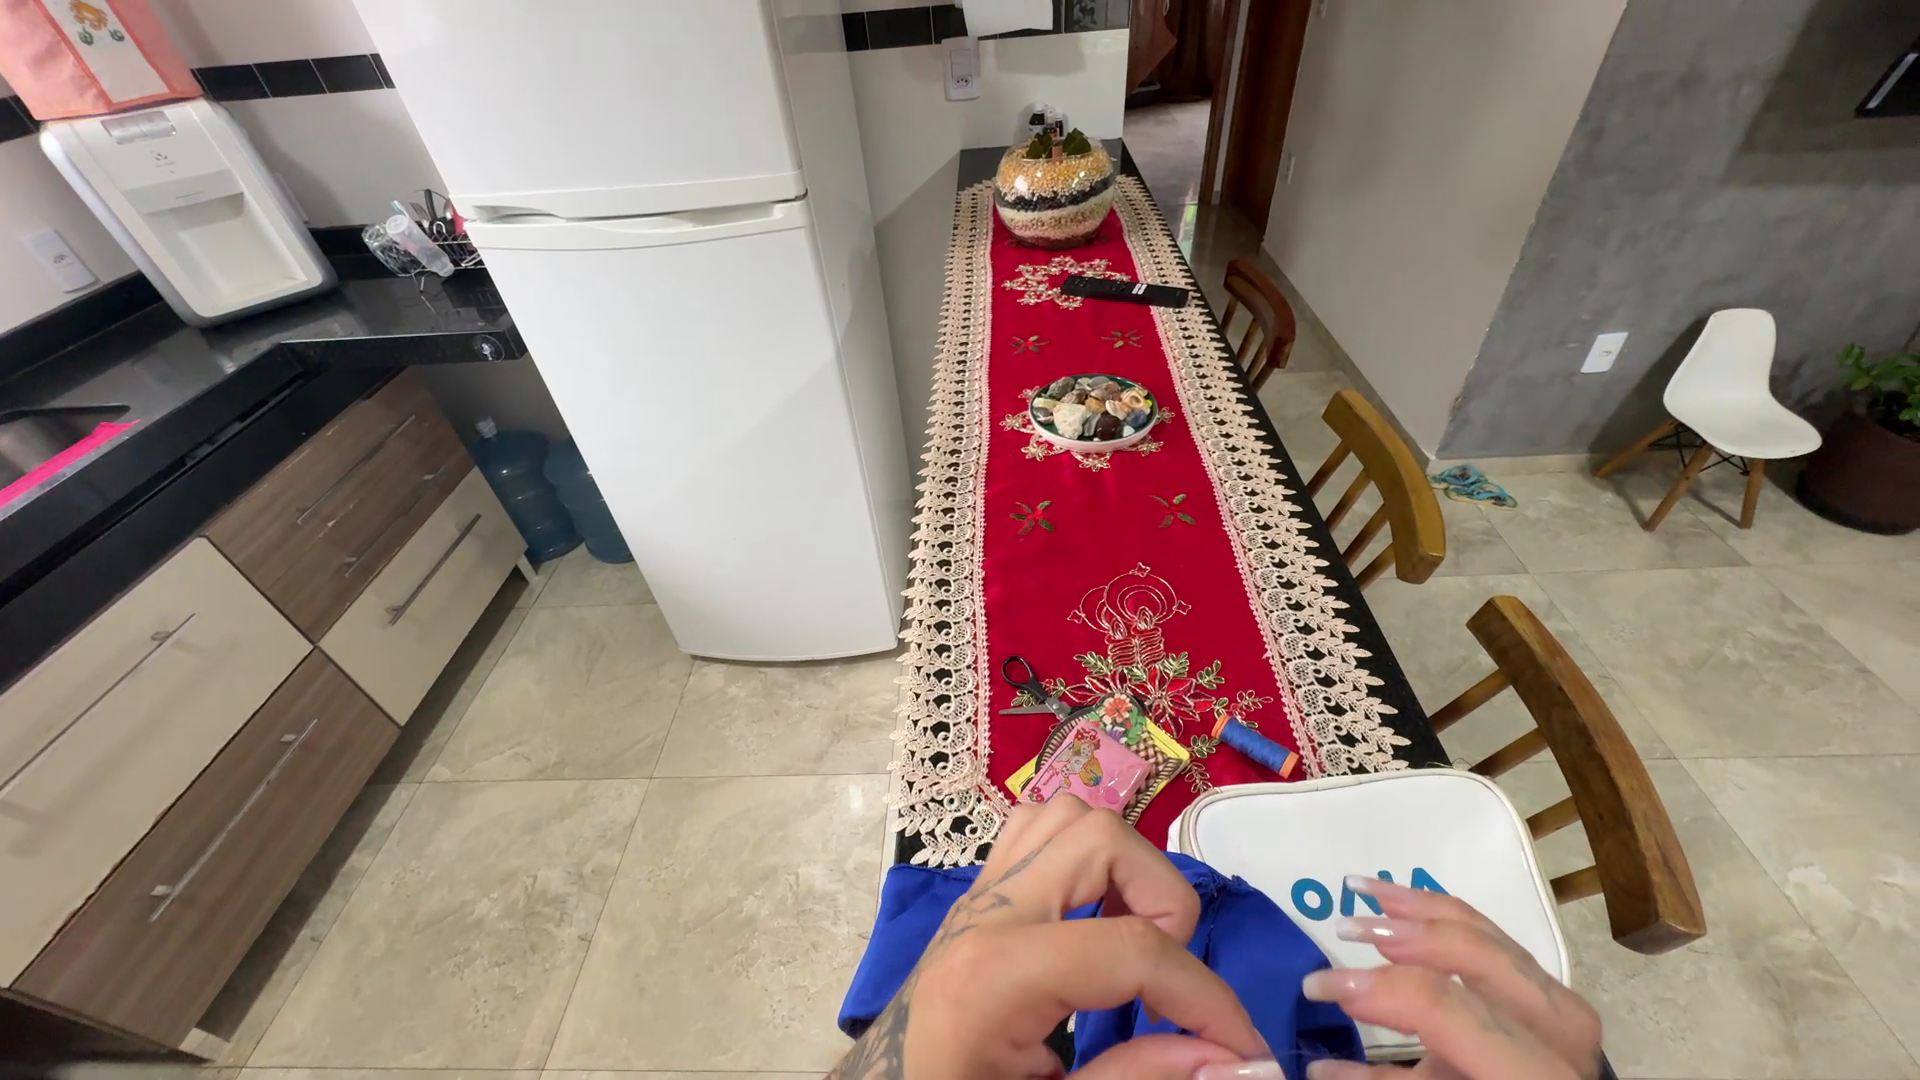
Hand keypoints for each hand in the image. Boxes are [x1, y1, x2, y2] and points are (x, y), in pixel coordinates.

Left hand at [829, 795, 1270, 1079]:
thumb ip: (1138, 1077)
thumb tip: (1232, 1059)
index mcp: (995, 975)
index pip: (1130, 947)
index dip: (1207, 997)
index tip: (1244, 1048)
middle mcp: (985, 910)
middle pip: (1098, 837)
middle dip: (1163, 898)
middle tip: (1172, 977)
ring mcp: (978, 891)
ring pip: (1066, 814)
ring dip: (1122, 864)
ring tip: (1136, 938)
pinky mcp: (980, 890)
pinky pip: (1038, 829)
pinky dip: (1084, 854)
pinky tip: (1096, 915)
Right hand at [1303, 875, 1602, 1079]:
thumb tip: (1318, 1067)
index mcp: (1530, 1068)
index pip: (1440, 1005)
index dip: (1374, 990)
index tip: (1317, 988)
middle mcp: (1553, 1023)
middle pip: (1468, 950)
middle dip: (1397, 931)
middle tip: (1342, 929)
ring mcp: (1554, 996)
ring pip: (1478, 927)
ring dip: (1410, 903)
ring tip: (1357, 887)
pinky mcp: (1544, 980)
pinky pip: (1485, 928)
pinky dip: (1433, 908)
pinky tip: (1394, 899)